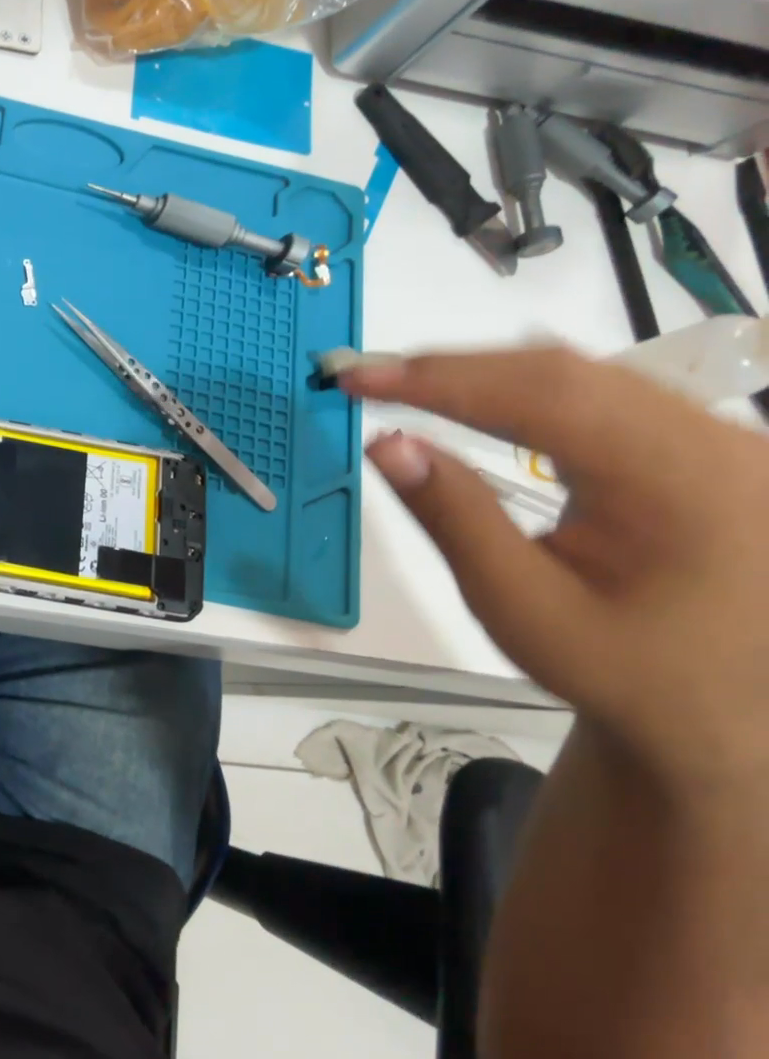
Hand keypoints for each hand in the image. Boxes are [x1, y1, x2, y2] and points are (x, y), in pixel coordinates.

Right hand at [345, 347, 768, 792]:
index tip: (358, 379)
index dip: (441, 380)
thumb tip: (386, 445)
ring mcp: (722, 439)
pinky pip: (609, 395)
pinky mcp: (709, 447)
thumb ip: (454, 518)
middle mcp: (719, 441)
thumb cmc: (614, 668)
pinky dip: (526, 390)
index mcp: (681, 482)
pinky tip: (478, 394)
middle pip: (568, 373)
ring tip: (404, 382)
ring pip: (589, 376)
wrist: (717, 711)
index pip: (545, 397)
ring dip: (487, 374)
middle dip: (456, 369)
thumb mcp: (518, 604)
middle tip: (366, 377)